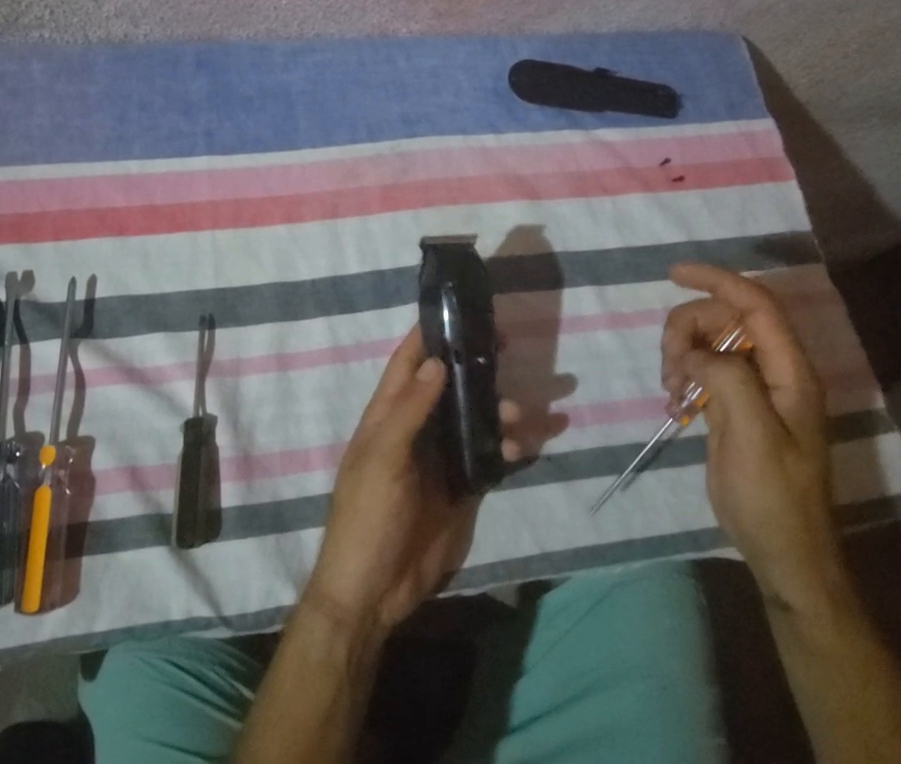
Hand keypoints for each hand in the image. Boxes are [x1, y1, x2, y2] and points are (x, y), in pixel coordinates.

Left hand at [304, 328, 538, 634]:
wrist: (375, 590)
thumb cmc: (367, 518)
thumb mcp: (382, 460)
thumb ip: (409, 412)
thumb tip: (436, 362)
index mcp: (386, 419)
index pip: (406, 366)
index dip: (428, 337)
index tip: (459, 310)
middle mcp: (416, 433)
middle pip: (449, 388)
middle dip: (477, 367)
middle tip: (510, 346)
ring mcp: (441, 461)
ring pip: (476, 421)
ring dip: (501, 410)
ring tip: (525, 413)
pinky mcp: (463, 489)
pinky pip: (491, 457)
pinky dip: (512, 447)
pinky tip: (532, 442)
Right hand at [661, 263, 849, 612]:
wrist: (782, 550)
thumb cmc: (773, 494)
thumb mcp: (752, 433)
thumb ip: (727, 378)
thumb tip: (695, 353)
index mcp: (789, 371)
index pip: (756, 305)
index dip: (717, 281)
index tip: (672, 274)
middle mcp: (774, 372)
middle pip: (726, 322)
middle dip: (688, 328)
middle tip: (667, 366)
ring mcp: (754, 392)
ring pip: (710, 346)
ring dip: (682, 356)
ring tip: (671, 392)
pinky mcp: (735, 411)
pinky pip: (705, 375)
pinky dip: (684, 380)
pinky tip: (674, 406)